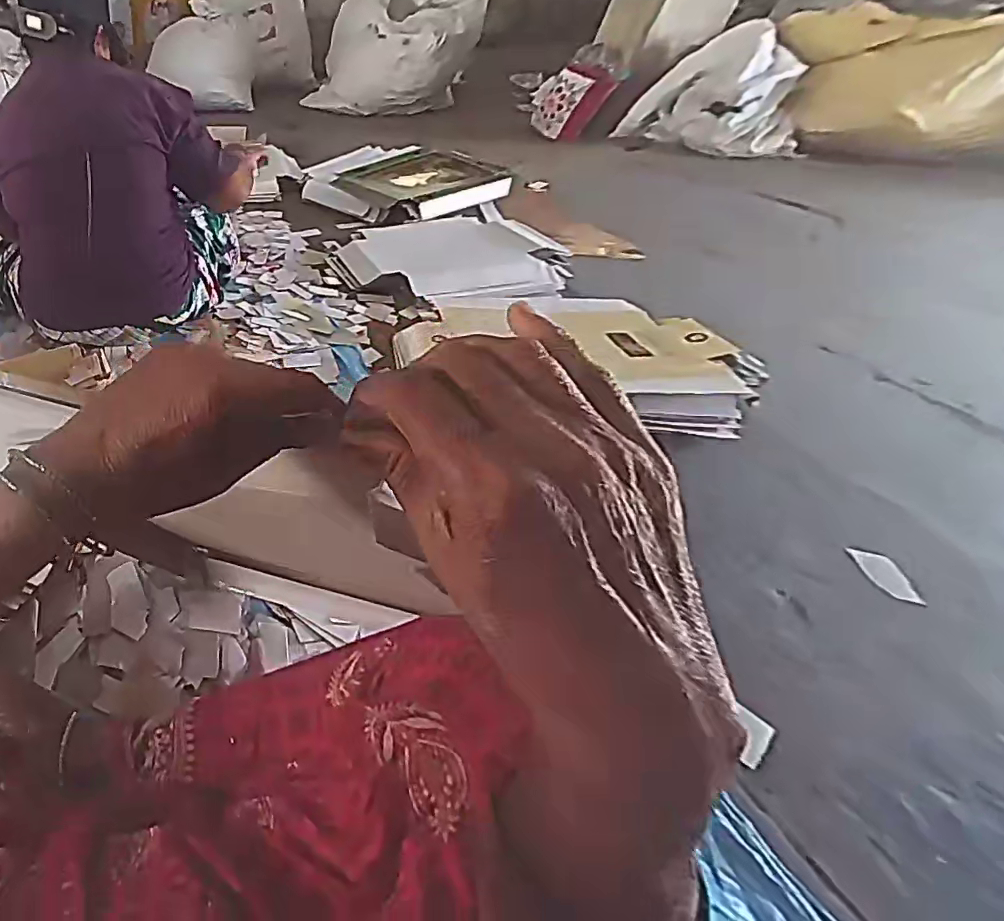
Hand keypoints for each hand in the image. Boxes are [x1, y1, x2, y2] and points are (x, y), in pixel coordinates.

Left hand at [32, 342, 343, 521]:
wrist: (79, 469)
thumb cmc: (150, 482)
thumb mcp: (220, 469)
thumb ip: (271, 439)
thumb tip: (312, 425)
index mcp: (222, 386)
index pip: (293, 384)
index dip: (322, 402)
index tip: (336, 421)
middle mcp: (205, 356)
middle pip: (268, 373)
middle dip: (290, 399)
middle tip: (305, 429)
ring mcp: (181, 351)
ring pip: (241, 368)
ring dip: (258, 392)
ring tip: (264, 424)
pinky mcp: (164, 356)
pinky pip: (213, 366)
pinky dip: (229, 386)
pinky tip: (225, 412)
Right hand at [344, 304, 739, 908]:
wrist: (631, 682)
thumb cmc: (523, 633)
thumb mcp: (445, 559)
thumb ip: (407, 477)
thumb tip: (367, 432)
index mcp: (489, 485)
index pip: (415, 398)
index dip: (378, 390)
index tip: (365, 403)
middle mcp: (548, 448)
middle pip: (464, 364)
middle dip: (418, 370)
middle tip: (403, 397)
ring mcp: (602, 441)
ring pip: (520, 355)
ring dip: (472, 354)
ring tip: (448, 373)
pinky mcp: (638, 445)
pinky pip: (585, 371)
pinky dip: (547, 342)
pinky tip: (518, 322)